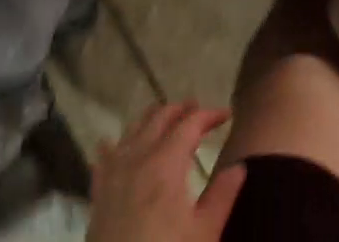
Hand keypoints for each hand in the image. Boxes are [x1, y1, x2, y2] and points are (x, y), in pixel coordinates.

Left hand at [87, 103, 245, 241]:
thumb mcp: (205, 233)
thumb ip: (222, 195)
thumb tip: (239, 166)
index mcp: (166, 163)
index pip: (189, 124)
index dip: (209, 115)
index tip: (226, 115)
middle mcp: (138, 156)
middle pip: (159, 117)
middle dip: (181, 109)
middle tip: (198, 110)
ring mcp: (114, 170)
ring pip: (132, 127)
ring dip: (152, 118)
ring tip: (167, 120)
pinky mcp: (99, 189)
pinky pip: (105, 153)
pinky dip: (117, 142)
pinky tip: (119, 144)